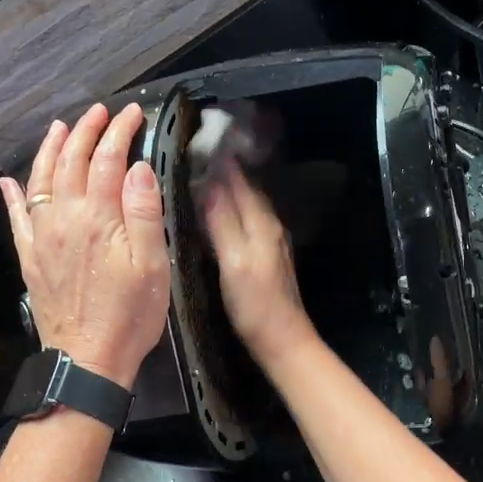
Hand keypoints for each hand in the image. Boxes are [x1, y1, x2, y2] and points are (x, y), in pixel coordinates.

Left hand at [0, 103, 168, 388]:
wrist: (86, 361)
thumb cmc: (130, 314)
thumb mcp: (152, 265)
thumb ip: (144, 212)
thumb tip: (138, 166)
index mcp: (98, 217)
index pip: (108, 159)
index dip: (120, 131)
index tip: (133, 113)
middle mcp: (65, 218)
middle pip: (71, 161)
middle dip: (86, 130)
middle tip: (100, 112)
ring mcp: (42, 237)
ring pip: (41, 180)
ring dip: (50, 149)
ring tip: (59, 127)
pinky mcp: (30, 257)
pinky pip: (17, 217)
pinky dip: (13, 195)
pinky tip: (10, 181)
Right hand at [200, 164, 318, 368]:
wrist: (283, 341)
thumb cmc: (255, 304)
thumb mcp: (234, 261)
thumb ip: (222, 222)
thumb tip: (210, 183)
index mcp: (262, 223)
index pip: (240, 181)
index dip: (223, 161)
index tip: (203, 139)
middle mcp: (270, 225)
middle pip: (246, 189)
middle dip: (226, 170)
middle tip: (200, 152)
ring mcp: (271, 240)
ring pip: (248, 203)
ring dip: (230, 188)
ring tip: (206, 175)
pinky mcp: (267, 255)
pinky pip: (248, 219)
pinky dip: (233, 208)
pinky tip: (219, 213)